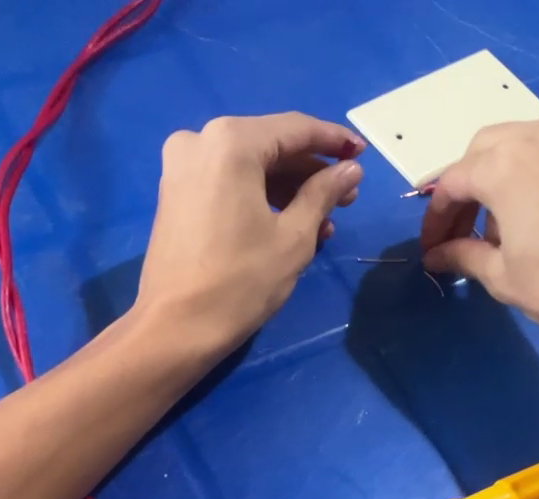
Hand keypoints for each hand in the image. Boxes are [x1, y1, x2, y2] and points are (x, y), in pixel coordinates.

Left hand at [137, 112, 364, 358]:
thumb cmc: (240, 283)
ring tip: (325, 220)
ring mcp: (182, 167)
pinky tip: (291, 224)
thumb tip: (350, 168)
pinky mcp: (175, 194)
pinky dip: (260, 198)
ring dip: (289, 190)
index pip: (295, 129)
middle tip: (348, 196)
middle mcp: (200, 141)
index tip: (363, 153)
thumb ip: (323, 194)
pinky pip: (228, 184)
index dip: (333, 141)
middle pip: (270, 147)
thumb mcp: (294, 238)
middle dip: (311, 172)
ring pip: (250, 167)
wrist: (176, 328)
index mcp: (231, 142)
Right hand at [419, 116, 538, 357]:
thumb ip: (464, 256)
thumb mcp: (503, 277)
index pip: (453, 180)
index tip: (433, 247)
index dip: (436, 215)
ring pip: (532, 145)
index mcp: (506, 164)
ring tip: (512, 226)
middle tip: (465, 229)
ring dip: (509, 177)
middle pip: (489, 148)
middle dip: (469, 185)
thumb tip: (438, 255)